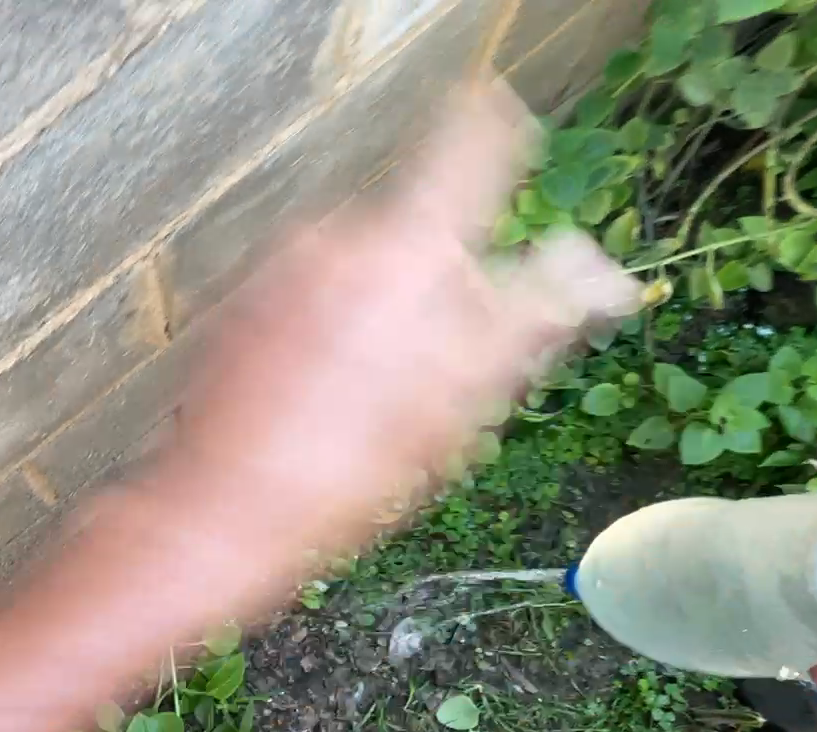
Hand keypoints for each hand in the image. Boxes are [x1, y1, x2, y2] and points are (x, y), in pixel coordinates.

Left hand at [156, 83, 636, 564]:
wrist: (221, 505)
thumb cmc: (346, 465)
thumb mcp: (456, 404)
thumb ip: (529, 321)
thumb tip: (595, 273)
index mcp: (403, 248)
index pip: (470, 142)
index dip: (496, 142)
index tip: (500, 165)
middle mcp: (327, 237)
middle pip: (402, 227)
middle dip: (421, 277)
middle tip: (418, 361)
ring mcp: (264, 268)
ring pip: (343, 264)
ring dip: (361, 305)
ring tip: (350, 390)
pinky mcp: (224, 303)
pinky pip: (289, 291)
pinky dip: (307, 321)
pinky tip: (302, 389)